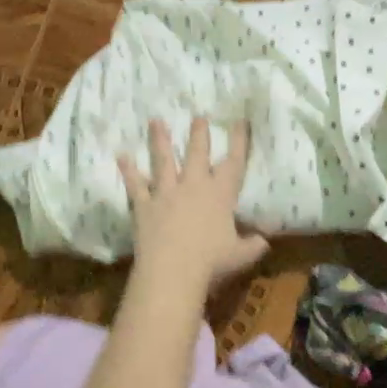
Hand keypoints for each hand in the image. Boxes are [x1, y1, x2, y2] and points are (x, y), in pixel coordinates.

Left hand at [118, 118, 269, 292]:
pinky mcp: (144, 205)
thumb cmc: (211, 262)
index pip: (234, 162)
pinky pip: (135, 184)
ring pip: (163, 160)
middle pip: (197, 153)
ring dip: (160, 139)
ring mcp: (166, 193)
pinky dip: (128, 170)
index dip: (239, 141)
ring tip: (156, 121)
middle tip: (198, 116)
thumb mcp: (241, 256)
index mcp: (221, 195)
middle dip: (199, 134)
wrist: (172, 271)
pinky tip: (122, 156)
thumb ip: (253, 245)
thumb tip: (264, 240)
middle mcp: (194, 186)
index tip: (240, 121)